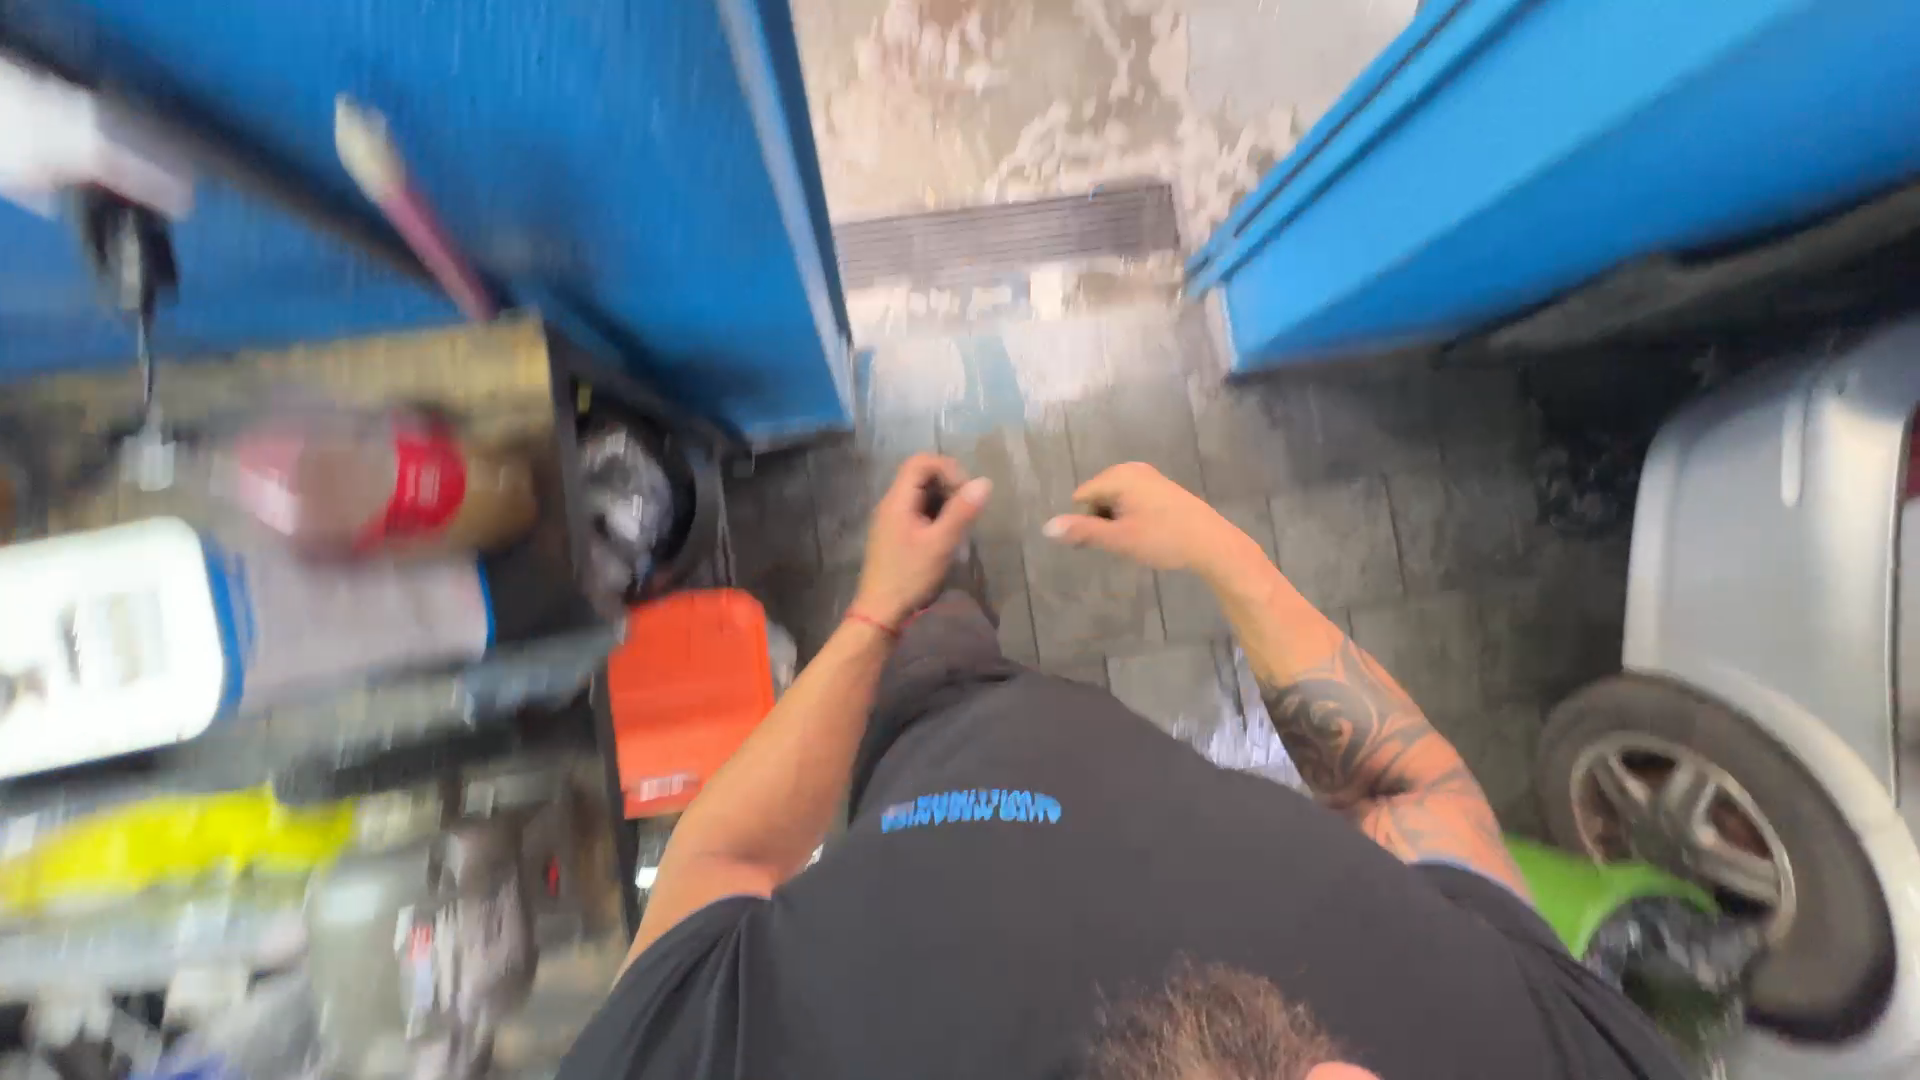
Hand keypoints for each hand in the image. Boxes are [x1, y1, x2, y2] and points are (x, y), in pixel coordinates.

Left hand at [850, 454, 991, 626]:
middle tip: (966, 511)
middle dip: (949, 486)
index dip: (948, 469)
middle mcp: (891, 504)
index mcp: (897, 500)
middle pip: (922, 476)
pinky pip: (919, 512)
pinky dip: (937, 517)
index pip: (921, 462)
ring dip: (945, 503)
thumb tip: (984, 482)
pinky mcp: (896, 534)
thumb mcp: (941, 544)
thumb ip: (962, 512)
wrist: (880, 611)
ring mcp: (892, 519)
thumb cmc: (910, 576)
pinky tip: (947, 538)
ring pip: (922, 495)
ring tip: (959, 527)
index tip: (966, 493)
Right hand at [1042, 462, 1262, 577]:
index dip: (1086, 522)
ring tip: (1136, 538)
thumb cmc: (1163, 540)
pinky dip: (1130, 516)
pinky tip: (1147, 532)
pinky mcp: (1160, 487)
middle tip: (1122, 541)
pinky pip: (1130, 499)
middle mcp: (1131, 469)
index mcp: (1119, 476)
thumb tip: (1046, 527)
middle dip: (1101, 520)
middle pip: (1096, 496)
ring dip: (1116, 520)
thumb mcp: (1118, 539)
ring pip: (1113, 500)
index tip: (1106, 541)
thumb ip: (1082, 531)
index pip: (1081, 498)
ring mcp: (1147, 476)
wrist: (1212, 544)